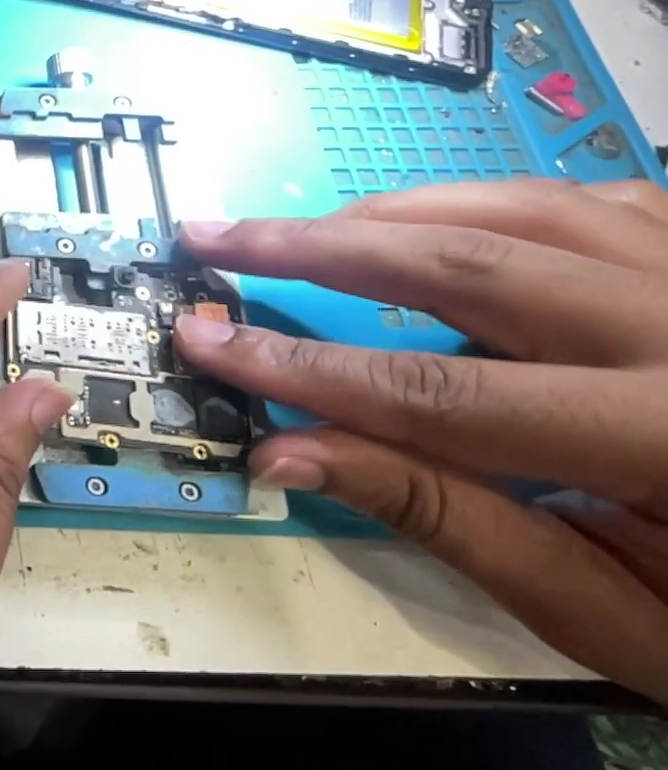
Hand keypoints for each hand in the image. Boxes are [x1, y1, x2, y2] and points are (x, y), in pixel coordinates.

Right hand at [171, 179, 667, 705]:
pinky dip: (486, 205)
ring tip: (298, 232)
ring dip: (385, 215)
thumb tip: (285, 453)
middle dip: (315, 248)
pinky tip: (426, 224)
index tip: (203, 340)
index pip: (439, 394)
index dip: (304, 367)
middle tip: (214, 235)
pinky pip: (592, 200)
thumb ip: (445, 518)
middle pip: (467, 265)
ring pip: (522, 210)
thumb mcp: (606, 610)